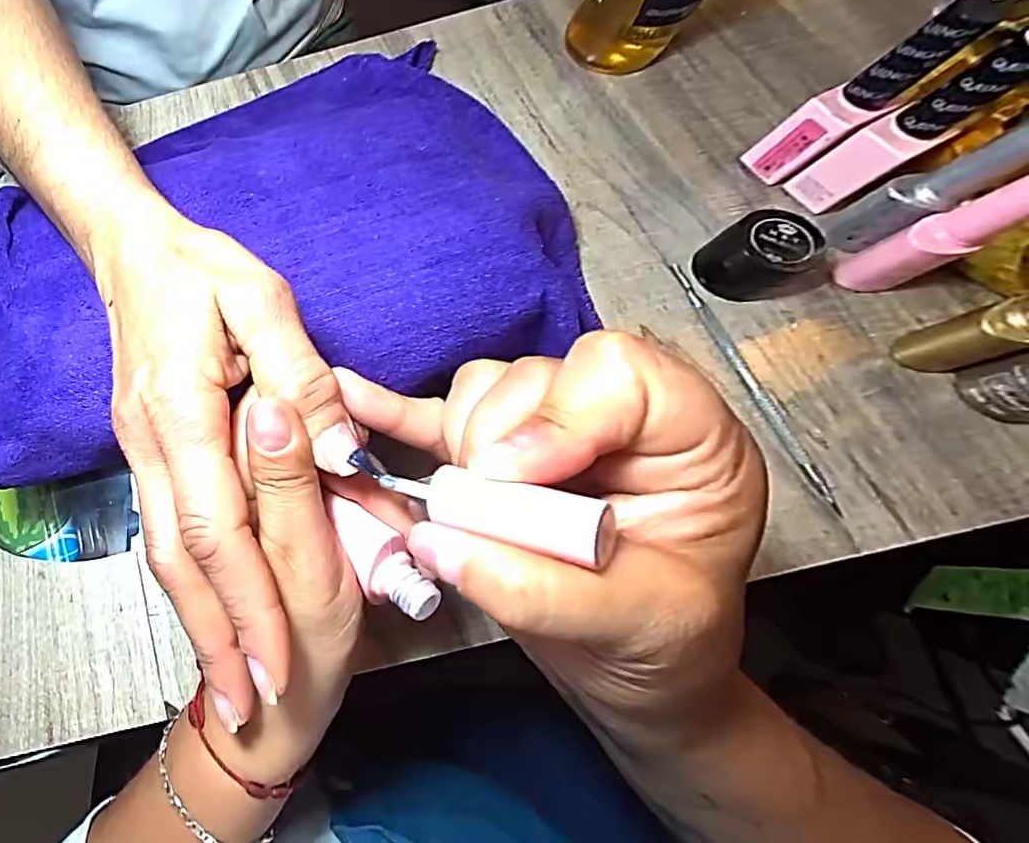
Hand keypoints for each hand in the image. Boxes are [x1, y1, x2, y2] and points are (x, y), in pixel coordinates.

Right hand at [97, 211, 360, 732]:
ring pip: (160, 545)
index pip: (216, 522)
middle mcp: (147, 439)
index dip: (247, 601)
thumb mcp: (261, 302)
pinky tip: (203, 602)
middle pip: (178, 554)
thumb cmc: (196, 268)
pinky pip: (159, 521)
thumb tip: (336, 453)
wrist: (129, 253)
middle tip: (246, 707)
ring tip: (225, 677)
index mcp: (179, 407)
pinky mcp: (138, 441)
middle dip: (214, 634)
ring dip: (194, 615)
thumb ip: (302, 379)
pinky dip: (183, 575)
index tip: (277, 666)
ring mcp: (135, 443)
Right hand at [328, 330, 767, 737]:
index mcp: (683, 440)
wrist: (625, 664)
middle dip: (494, 439)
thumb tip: (440, 542)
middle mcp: (610, 417)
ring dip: (456, 442)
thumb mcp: (627, 625)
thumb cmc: (657, 642)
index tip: (518, 476)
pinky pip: (432, 413)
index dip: (559, 413)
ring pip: (477, 390)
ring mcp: (538, 424)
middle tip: (482, 505)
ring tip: (463, 501)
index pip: (618, 374)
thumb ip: (537, 587)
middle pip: (531, 378)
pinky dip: (392, 410)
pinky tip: (355, 396)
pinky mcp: (482, 445)